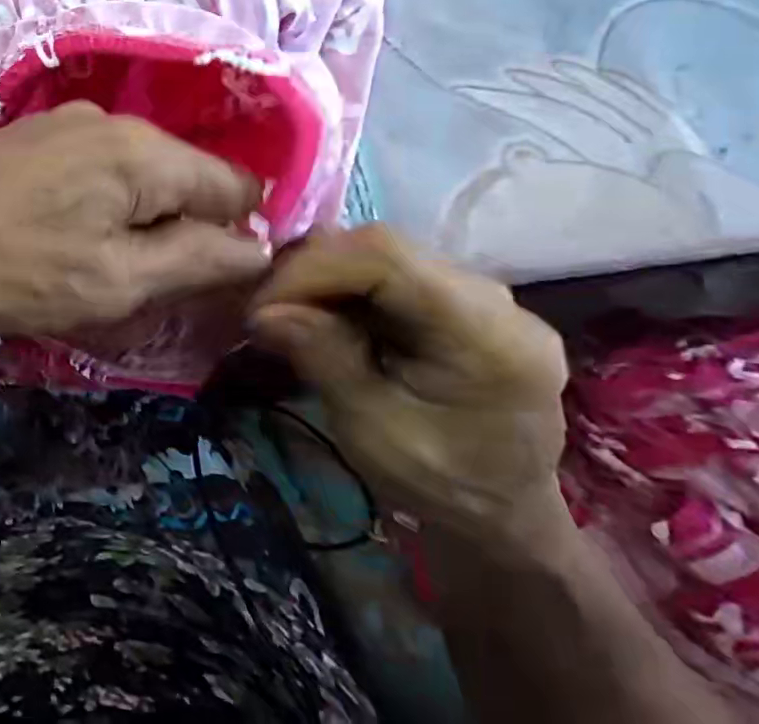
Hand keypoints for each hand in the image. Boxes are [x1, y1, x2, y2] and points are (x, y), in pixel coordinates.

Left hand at [0, 102, 270, 347]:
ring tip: (78, 272)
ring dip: (126, 228)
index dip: (235, 242)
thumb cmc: (2, 270)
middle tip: (131, 291)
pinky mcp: (23, 138)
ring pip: (131, 180)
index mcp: (143, 151)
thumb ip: (196, 261)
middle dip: (174, 236)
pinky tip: (45, 243)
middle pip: (182, 181)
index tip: (201, 289)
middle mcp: (108, 121)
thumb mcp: (110, 282)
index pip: (237, 188)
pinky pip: (85, 174)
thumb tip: (258, 246)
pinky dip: (86, 211)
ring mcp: (59, 124)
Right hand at [247, 225, 570, 545]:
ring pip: (377, 251)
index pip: (387, 260)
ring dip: (317, 274)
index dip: (311, 269)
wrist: (497, 511)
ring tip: (282, 311)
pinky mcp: (453, 298)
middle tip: (263, 309)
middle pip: (381, 247)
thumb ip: (325, 359)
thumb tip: (263, 312)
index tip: (260, 307)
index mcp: (489, 336)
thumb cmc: (438, 481)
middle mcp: (493, 299)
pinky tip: (314, 311)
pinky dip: (335, 282)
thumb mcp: (372, 428)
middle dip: (308, 269)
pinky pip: (383, 268)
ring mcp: (476, 294)